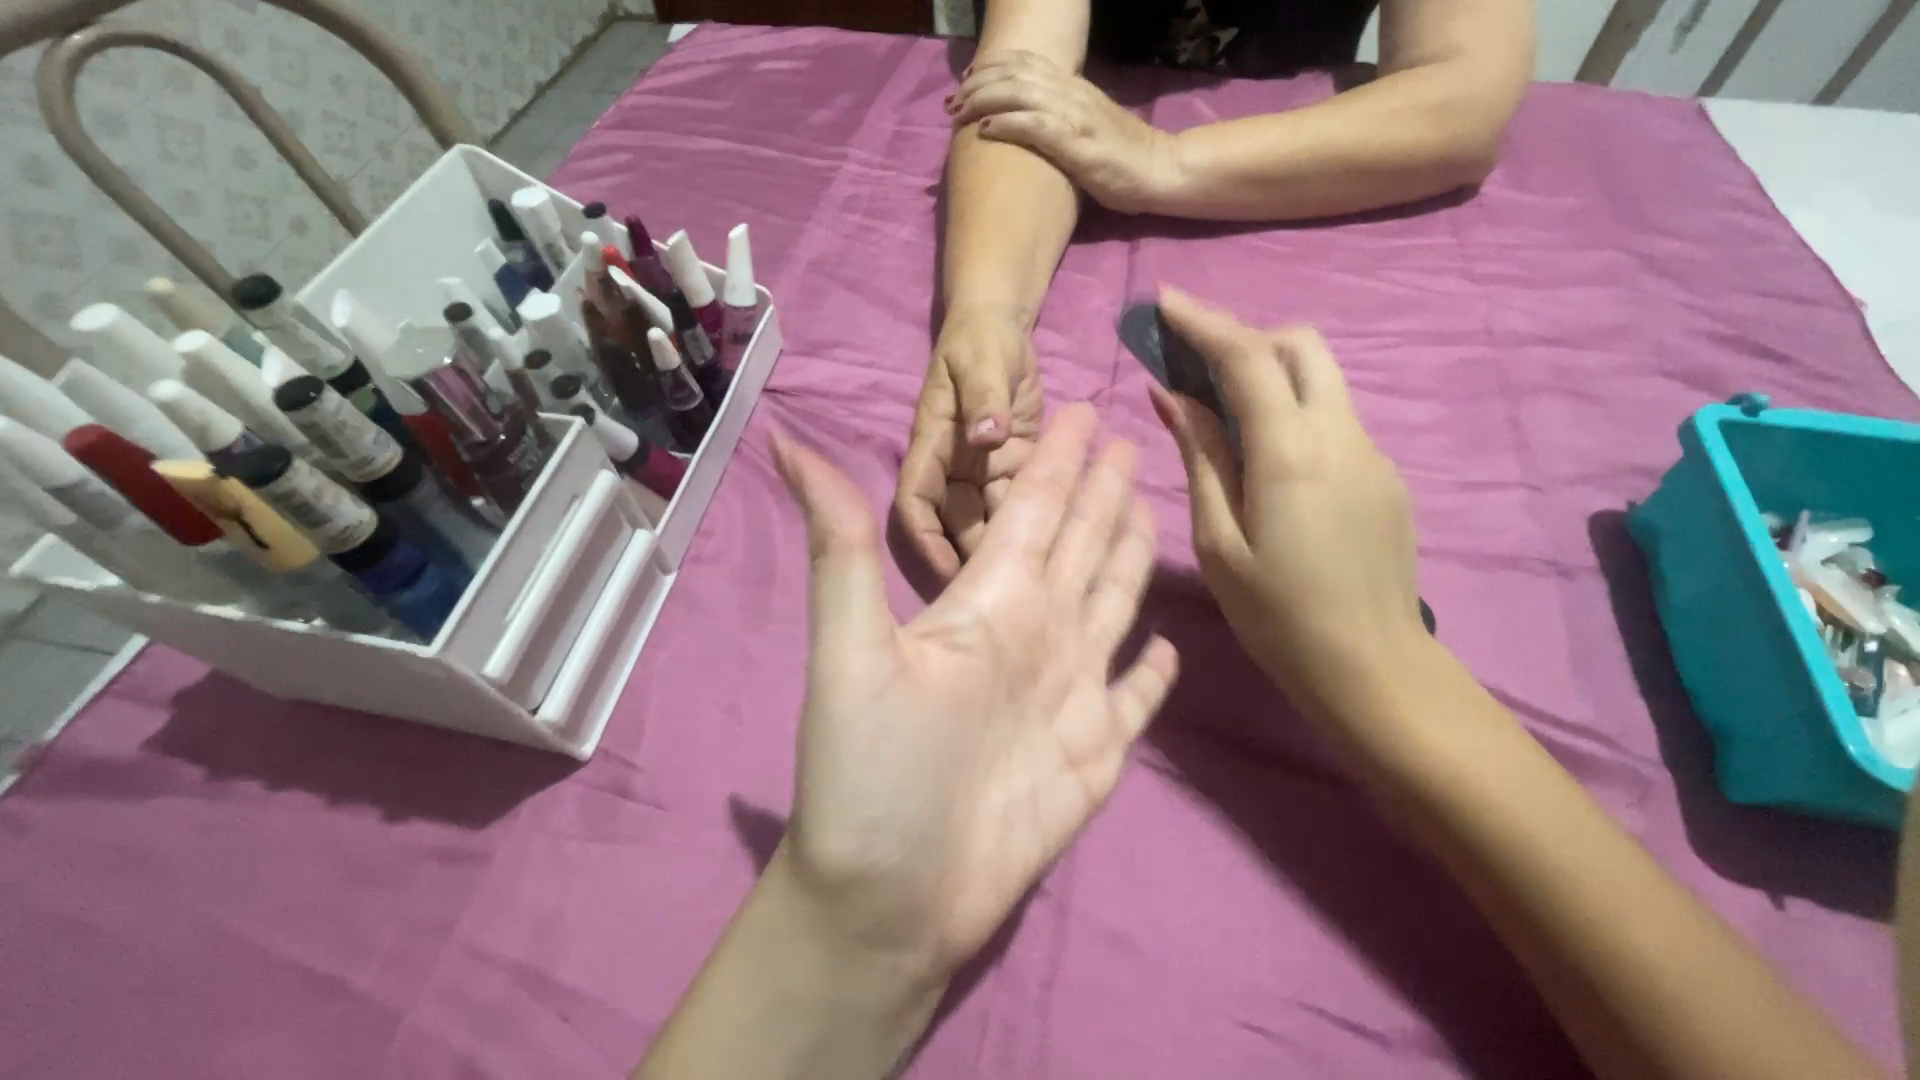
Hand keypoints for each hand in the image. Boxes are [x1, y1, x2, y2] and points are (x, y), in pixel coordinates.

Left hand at [774, 403, 1178, 978]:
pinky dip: (1154, 673)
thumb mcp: (849, 650)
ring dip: (1132, 556)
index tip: (1084, 409)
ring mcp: (1069, 693)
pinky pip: (1137, 697)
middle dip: (1104, 491)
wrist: (891, 894)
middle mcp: (1032, 635)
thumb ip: (840, 545)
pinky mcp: (1098, 752)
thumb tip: (783, 441)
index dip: (1056, 461)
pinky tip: (1172, 646)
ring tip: (1153, 509)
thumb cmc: (871, 771)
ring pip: (1113, 602)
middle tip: (1133, 435)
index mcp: (984, 604)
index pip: (1030, 513)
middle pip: (1080, 544)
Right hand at [896, 304, 1044, 578]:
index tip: (950, 572)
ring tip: (1057, 582)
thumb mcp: (979, 359)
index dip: (927, 542)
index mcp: (932, 453)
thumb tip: (987, 433)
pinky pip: (1036, 510)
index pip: (917, 506)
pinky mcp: (1018, 478)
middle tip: (1017, 601)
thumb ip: (983, 395)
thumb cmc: (981, 339)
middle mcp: (955, 478)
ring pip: (1000, 527)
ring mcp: (986, 481)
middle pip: (961, 529)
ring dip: (1024, 551)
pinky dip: (1060, 525)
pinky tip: (1094, 546)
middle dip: (982, 561)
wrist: (1004, 328)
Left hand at [948, 51, 1183, 215]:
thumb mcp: (1088, 125)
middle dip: (977, 83)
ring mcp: (1074, 116)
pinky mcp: (1076, 143)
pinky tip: (984, 129)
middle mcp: (1071, 92)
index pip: (1025, 63)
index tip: (966, 80)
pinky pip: (1034, 125)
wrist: (1157, 170)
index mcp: (1073, 86)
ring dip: (982, 99)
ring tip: (958, 112)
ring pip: (1019, 93)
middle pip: (1014, 73)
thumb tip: (1030, 122)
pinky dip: (1006, 123)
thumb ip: (1061, 117)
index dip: (991, 67)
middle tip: (950, 101)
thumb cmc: (1121, 157)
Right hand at [1147, 288, 1425, 709]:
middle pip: (1300, 346)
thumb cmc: (1277, 614)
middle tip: (1197, 372)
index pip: (1247, 356)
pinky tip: (1267, 466)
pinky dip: (1293, 414)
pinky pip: (1334, 420)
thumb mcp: (1218, 542)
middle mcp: (1341, 434)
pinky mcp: (1384, 475)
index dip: (1203, 321)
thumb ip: (1200, 458)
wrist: (1371, 665)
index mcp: (1292, 451)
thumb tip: (1172, 396)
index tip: (1163, 301)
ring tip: (1223, 417)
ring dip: (1271, 376)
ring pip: (1322, 380)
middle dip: (1246, 339)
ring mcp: (1372, 452)